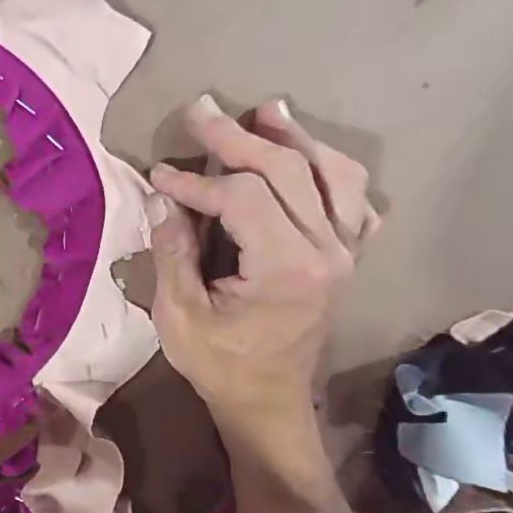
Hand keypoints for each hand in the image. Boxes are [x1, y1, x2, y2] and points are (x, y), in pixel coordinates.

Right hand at [146, 96, 378, 415]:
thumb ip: (173, 252)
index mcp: (286, 268)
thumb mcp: (178, 315)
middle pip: (288, 171)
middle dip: (237, 139)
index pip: (242, 197)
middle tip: (200, 110)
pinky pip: (353, 202)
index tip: (158, 174)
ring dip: (296, 138)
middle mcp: (327, 251)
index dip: (196, 180)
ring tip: (266, 111)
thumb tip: (163, 198)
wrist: (268, 401)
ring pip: (333, 174)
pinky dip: (333, 172)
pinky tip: (312, 157)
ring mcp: (344, 253)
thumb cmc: (219, 365)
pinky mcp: (346, 258)